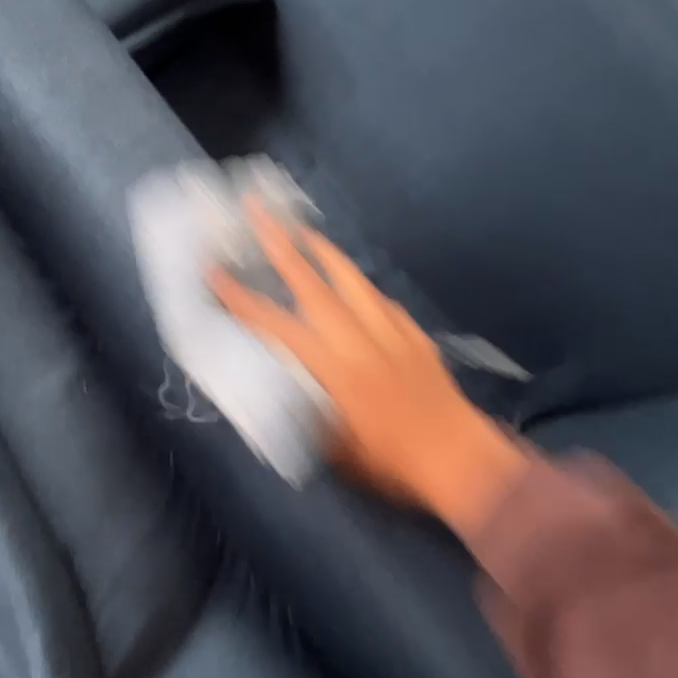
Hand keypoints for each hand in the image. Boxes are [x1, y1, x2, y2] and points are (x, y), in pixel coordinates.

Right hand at [208, 201, 528, 536]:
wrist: (462, 461)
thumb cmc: (395, 464)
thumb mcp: (338, 452)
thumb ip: (308, 418)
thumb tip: (285, 399)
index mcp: (334, 368)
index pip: (278, 326)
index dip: (243, 300)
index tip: (216, 273)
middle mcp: (360, 339)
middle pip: (314, 284)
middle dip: (282, 245)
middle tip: (260, 213)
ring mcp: (391, 332)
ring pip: (353, 281)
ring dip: (324, 253)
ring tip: (304, 231)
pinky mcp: (415, 336)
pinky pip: (383, 302)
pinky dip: (363, 288)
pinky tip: (357, 287)